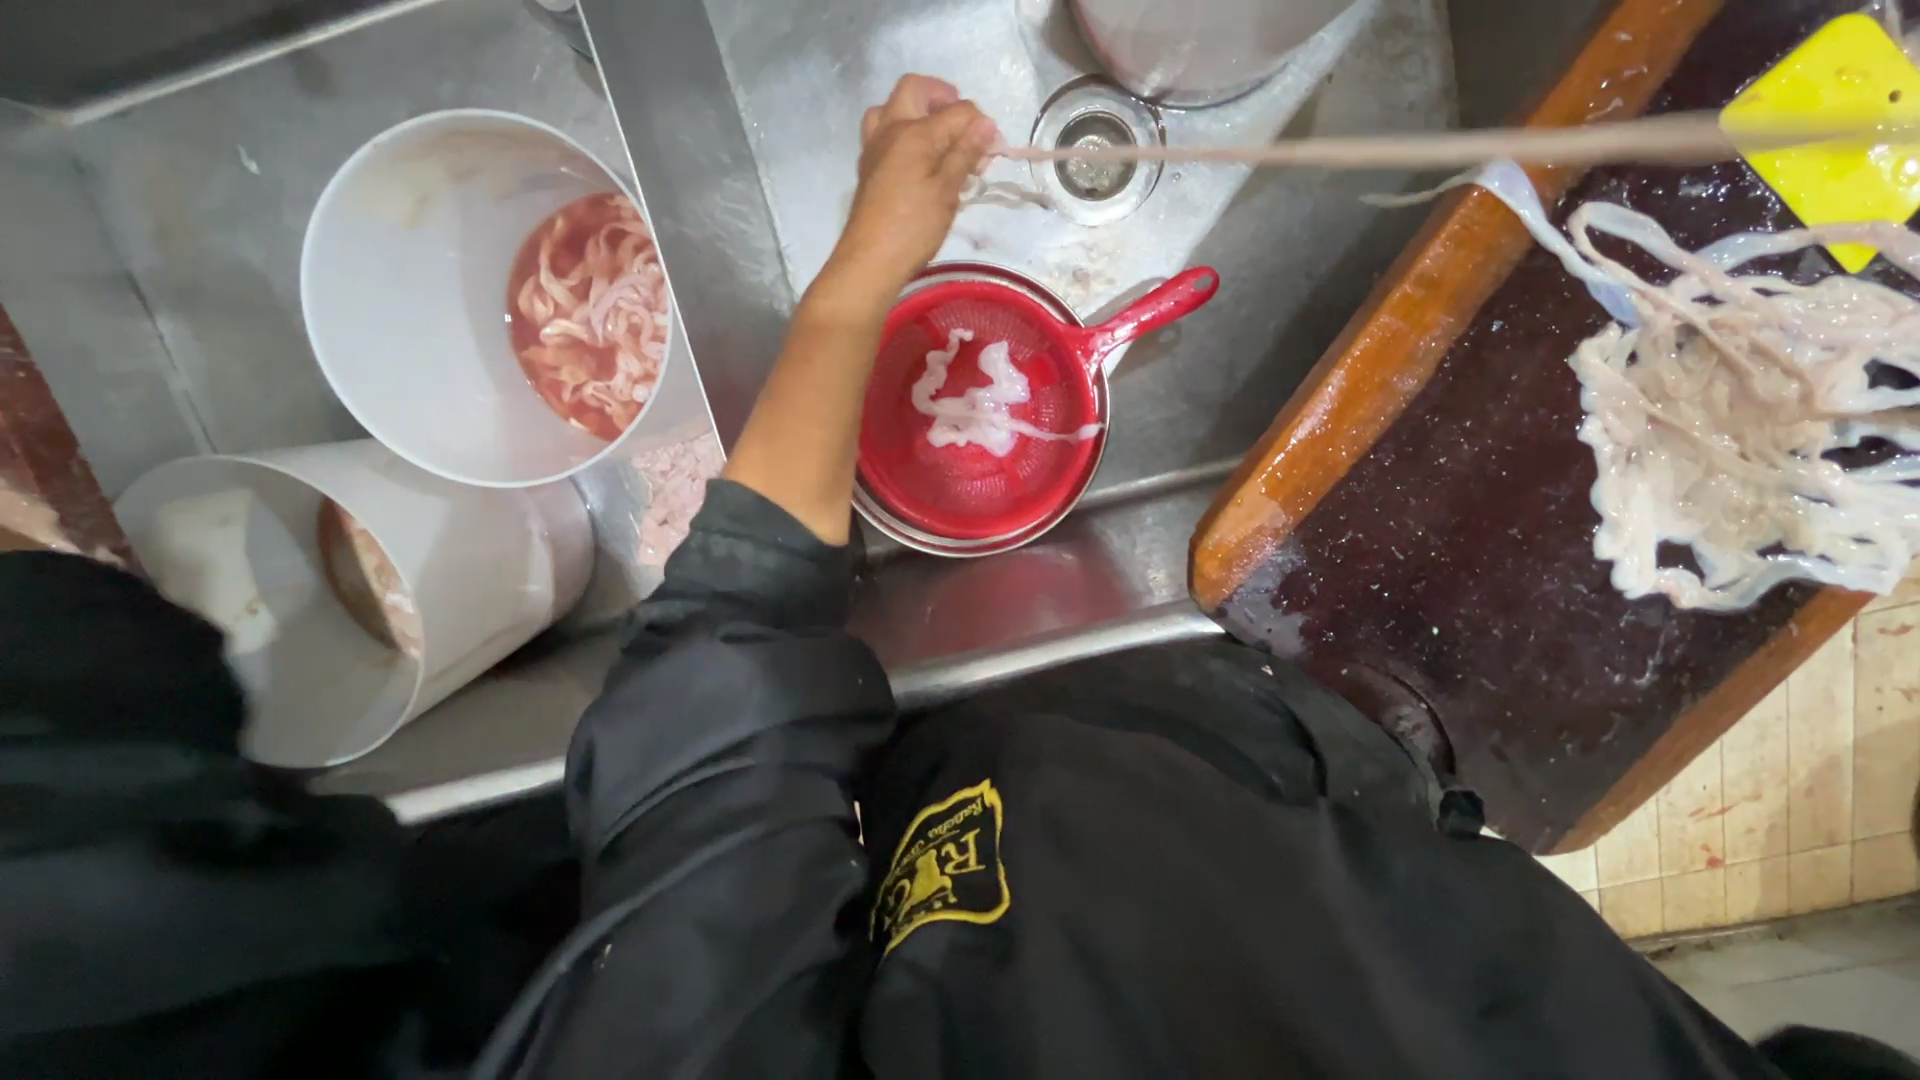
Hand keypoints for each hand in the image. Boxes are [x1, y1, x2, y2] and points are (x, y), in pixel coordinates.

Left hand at [823, 75, 999, 295]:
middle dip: (942, 97)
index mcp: (913, 132)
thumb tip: (985, 124)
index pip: (955, 110)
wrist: (869, 262)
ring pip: (892, 110)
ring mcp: (874, 148)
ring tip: (938, 138)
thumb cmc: (912, 228)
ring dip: (917, 113)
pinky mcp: (869, 169)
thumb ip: (965, 153)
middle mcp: (889, 130)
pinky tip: (920, 161)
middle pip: (914, 90)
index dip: (979, 124)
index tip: (992, 149)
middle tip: (962, 123)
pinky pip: (885, 134)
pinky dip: (905, 134)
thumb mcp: (947, 191)